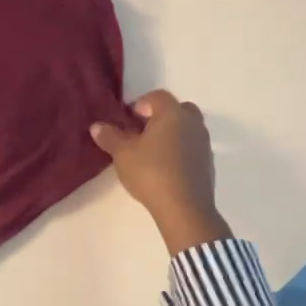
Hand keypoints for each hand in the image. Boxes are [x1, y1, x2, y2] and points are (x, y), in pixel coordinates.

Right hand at [91, 90, 232, 255]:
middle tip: (141, 133)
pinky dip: (179, 152)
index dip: (139, 105)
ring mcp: (204, 144)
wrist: (184, 209)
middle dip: (159, 117)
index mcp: (173, 113)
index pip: (157, 96)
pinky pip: (191, 148)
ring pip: (186, 129)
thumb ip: (110, 136)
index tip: (127, 122)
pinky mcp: (208, 164)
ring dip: (171, 135)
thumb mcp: (122, 153)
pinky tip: (164, 169)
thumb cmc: (151, 172)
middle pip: (177, 110)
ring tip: (151, 153)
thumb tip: (97, 126)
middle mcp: (193, 123)